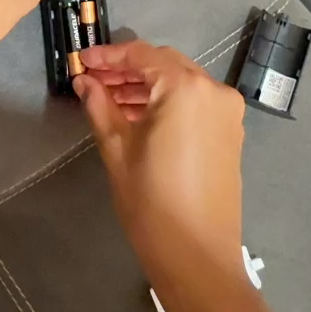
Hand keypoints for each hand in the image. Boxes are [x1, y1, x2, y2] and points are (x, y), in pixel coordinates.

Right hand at [74, 41, 245, 283]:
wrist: (197, 257)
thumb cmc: (151, 200)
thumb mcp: (117, 148)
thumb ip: (99, 105)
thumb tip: (84, 81)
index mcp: (185, 88)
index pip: (141, 55)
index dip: (107, 55)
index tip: (80, 61)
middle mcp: (213, 91)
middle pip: (163, 64)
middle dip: (126, 69)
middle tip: (92, 79)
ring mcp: (226, 112)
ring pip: (179, 82)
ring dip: (145, 85)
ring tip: (107, 99)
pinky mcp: (229, 133)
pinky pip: (193, 102)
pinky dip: (165, 101)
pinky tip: (135, 115)